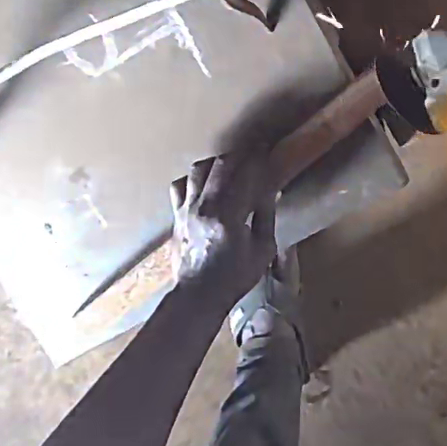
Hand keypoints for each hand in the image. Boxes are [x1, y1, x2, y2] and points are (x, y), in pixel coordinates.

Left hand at [170, 149, 278, 309]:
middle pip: (220, 165)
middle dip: (238, 155)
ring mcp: (186, 210)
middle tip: (249, 153)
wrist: (197, 296)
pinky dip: (192, 179)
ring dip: (215, 163)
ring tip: (226, 166)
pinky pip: (179, 185)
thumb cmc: (234, 276)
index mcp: (230, 216)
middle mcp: (205, 207)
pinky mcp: (175, 216)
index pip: (245, 175)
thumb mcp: (262, 250)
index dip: (257, 158)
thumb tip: (270, 191)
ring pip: (197, 170)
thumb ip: (266, 216)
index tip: (265, 148)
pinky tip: (203, 184)